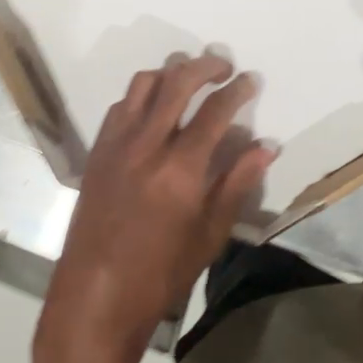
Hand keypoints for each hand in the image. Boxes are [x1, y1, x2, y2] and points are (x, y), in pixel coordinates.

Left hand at [35, 55, 274, 362]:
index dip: (238, 90)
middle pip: (178, 81)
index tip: (251, 80)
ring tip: (189, 78)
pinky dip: (142, 95)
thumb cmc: (161, 274)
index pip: (215, 111)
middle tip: (224, 67)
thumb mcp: (210, 235)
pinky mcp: (97, 149)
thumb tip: (267, 146)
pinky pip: (120, 105)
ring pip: (144, 83)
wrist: (95, 296)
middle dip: (206, 65)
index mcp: (180, 169)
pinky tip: (154, 108)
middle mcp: (147, 144)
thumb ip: (237, 183)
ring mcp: (117, 143)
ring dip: (170, 72)